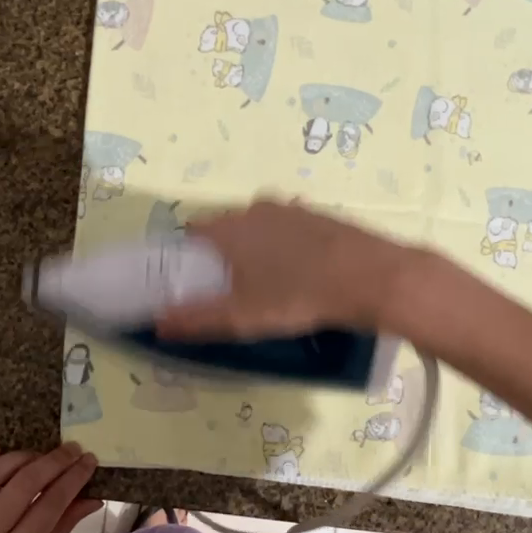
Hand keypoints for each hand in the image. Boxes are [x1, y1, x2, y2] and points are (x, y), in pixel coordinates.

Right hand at [157, 199, 421, 338]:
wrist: (373, 277)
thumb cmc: (298, 295)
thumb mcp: (242, 316)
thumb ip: (196, 319)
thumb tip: (157, 324)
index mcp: (230, 228)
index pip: (192, 233)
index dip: (185, 256)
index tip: (190, 281)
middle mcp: (256, 208)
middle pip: (225, 229)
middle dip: (221, 255)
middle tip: (229, 289)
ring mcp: (292, 208)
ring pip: (259, 228)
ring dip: (255, 249)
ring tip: (266, 283)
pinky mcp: (321, 216)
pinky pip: (289, 230)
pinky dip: (285, 247)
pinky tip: (299, 273)